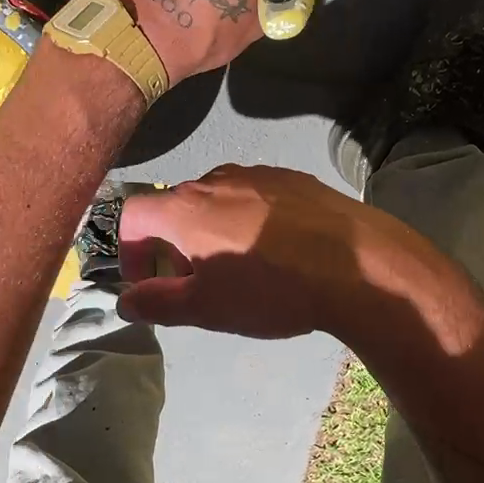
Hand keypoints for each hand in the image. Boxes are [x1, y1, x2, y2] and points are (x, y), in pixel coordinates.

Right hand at [115, 164, 442, 339]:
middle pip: (175, 207)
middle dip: (172, 246)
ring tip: (240, 268)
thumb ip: (157, 303)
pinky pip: (254, 197)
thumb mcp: (205, 308)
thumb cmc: (270, 289)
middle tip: (196, 284)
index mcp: (184, 208)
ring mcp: (256, 174)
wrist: (357, 264)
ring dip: (211, 232)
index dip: (129, 252)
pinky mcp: (293, 178)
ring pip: (216, 200)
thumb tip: (126, 301)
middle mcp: (214, 179)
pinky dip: (248, 221)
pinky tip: (278, 251)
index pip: (132, 215)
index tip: (147, 284)